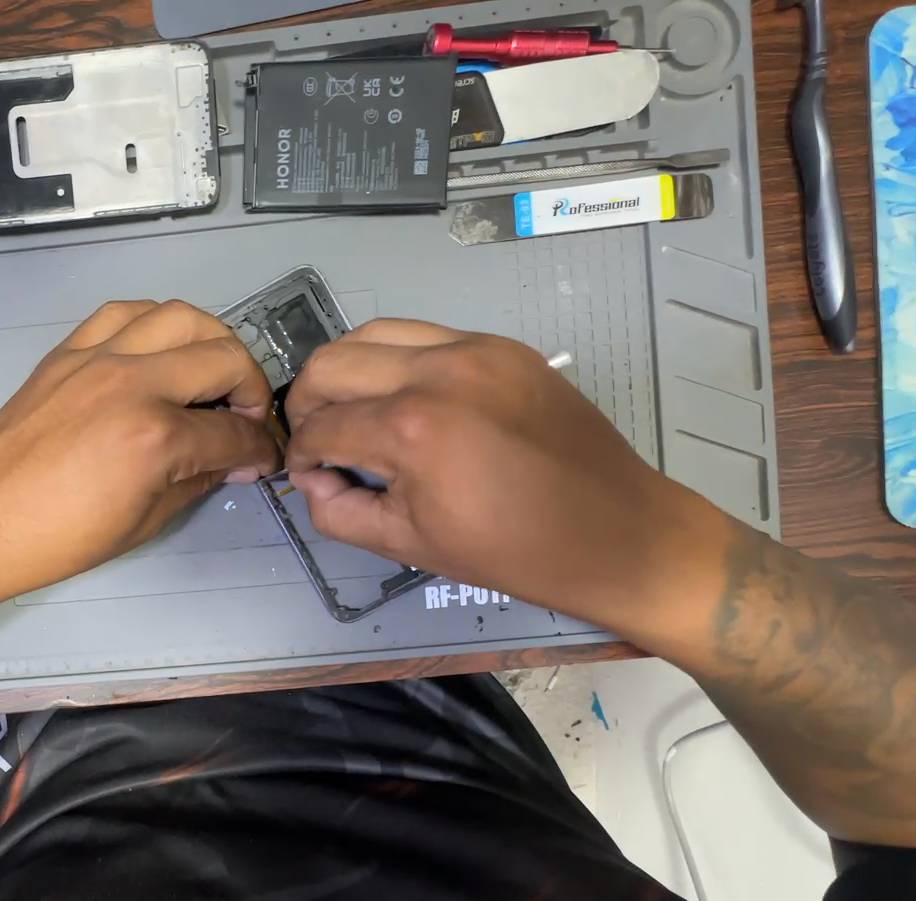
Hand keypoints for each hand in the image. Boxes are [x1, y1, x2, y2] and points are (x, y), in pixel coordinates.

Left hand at [0, 300, 281, 601]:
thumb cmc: (63, 538)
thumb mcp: (145, 522)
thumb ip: (198, 479)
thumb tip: (233, 459)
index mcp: (154, 438)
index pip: (234, 433)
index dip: (259, 450)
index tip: (262, 459)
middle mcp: (132, 383)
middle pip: (222, 358)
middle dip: (251, 388)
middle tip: (244, 417)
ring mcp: (96, 359)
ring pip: (179, 316)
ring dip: (211, 341)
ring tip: (209, 372)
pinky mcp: (67, 352)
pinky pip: (123, 313)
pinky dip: (154, 324)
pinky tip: (158, 350)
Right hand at [283, 319, 728, 633]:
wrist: (615, 532)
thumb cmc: (509, 551)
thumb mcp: (406, 544)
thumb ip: (336, 510)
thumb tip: (312, 477)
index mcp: (411, 429)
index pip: (320, 427)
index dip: (300, 455)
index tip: (307, 474)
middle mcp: (436, 372)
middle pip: (330, 363)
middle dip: (306, 404)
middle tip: (318, 438)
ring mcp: (474, 349)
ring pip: (370, 334)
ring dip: (345, 372)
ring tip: (352, 411)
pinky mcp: (500, 346)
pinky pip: (420, 336)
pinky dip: (392, 362)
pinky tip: (402, 399)